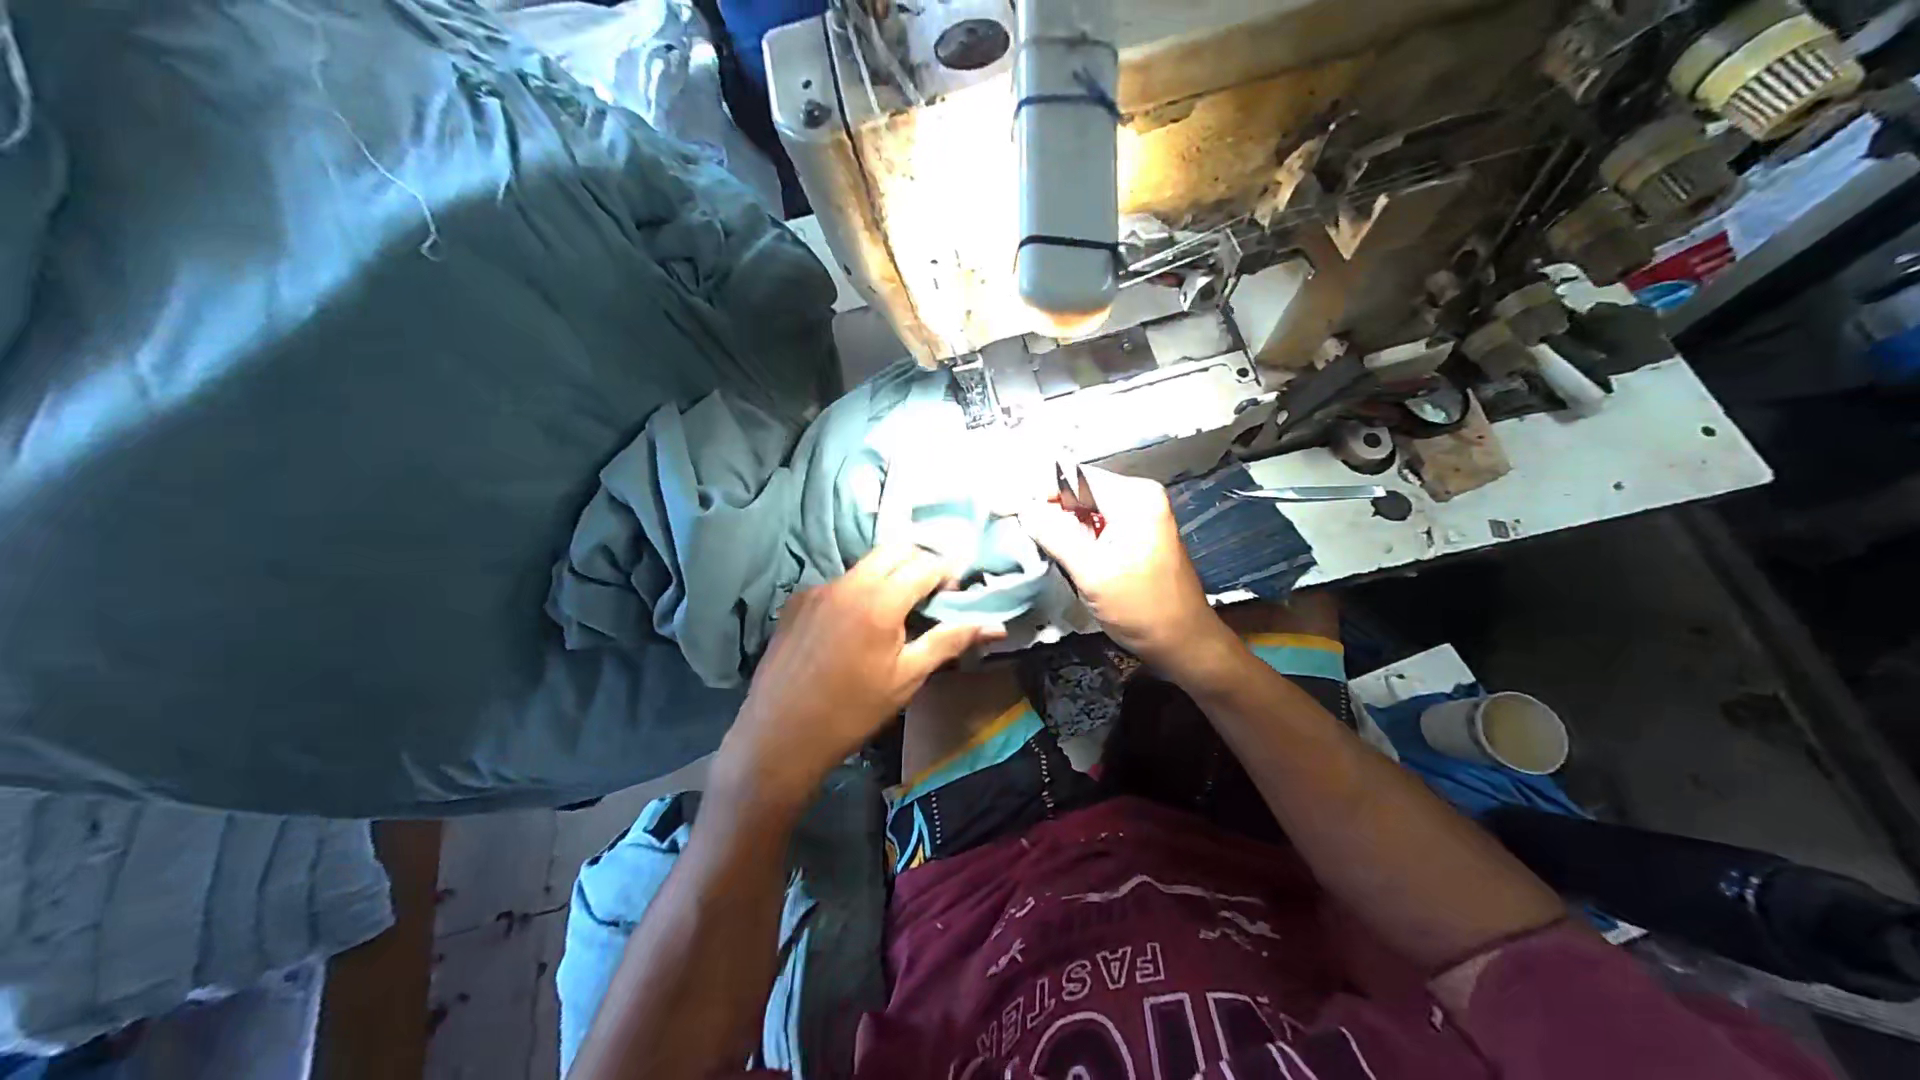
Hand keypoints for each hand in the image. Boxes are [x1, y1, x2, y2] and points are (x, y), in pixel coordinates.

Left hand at [715, 545, 1003, 810]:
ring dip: (886, 577)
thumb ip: (950, 640)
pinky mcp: (796, 602)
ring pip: (864, 566)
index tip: (955, 591)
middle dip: (918, 563)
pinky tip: (853, 628)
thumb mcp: (908, 677)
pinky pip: (837, 584)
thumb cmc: (854, 711)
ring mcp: (817, 589)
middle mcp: (847, 583)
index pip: (925, 564)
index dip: (947, 572)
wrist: (781, 735)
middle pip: (893, 551)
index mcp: (880, 601)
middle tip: (930, 594)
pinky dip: (856, 593)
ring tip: (893, 615)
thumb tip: (996, 626)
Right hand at [1019, 465, 1231, 675]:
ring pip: (1084, 510)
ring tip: (1036, 545)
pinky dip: (1075, 537)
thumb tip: (1022, 508)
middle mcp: (1138, 497)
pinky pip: (1095, 525)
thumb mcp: (1092, 571)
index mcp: (1134, 497)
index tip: (1008, 513)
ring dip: (1060, 526)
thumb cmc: (1141, 608)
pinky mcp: (1134, 536)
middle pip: (1078, 491)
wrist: (1184, 643)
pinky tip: (1061, 555)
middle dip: (1048, 510)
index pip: (1073, 477)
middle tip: (1020, 533)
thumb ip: (1054, 534)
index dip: (1038, 493)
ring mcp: (1138, 516)